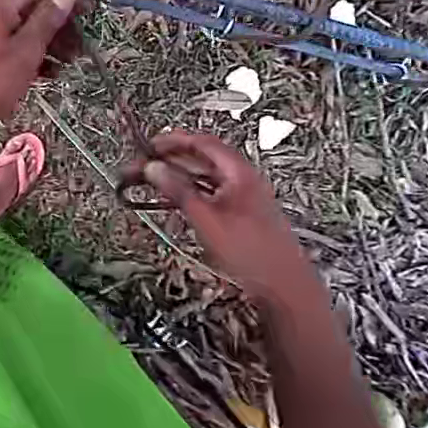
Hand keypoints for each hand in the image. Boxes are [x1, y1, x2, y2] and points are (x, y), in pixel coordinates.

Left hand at [0, 0, 79, 134]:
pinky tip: (52, 74)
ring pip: (27, 34)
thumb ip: (46, 21)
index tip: (89, 14)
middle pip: (33, 12)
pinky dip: (35, 59)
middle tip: (81, 45)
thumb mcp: (26, 50)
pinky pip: (17, 51)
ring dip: (51, 45)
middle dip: (60, 26)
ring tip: (71, 62)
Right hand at [130, 132, 319, 304]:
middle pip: (203, 159)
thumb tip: (153, 168)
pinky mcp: (241, 214)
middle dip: (171, 160)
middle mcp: (243, 179)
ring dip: (178, 177)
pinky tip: (174, 200)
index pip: (203, 143)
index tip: (149, 146)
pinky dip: (190, 193)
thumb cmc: (250, 251)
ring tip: (153, 181)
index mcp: (239, 173)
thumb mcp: (206, 218)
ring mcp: (244, 196)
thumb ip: (178, 190)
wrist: (284, 285)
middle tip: (144, 166)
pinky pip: (211, 194)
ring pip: (205, 177)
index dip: (174, 141)